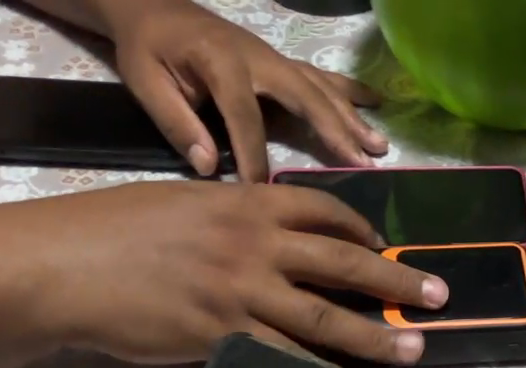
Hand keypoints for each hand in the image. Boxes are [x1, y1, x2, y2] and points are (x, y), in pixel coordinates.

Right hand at [0, 180, 444, 363]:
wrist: (55, 264)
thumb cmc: (112, 233)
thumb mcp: (181, 207)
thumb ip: (233, 223)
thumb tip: (271, 249)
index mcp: (242, 202)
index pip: (321, 209)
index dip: (361, 230)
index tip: (386, 248)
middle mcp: (251, 242)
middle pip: (341, 263)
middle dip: (395, 282)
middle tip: (439, 296)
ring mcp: (239, 291)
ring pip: (324, 317)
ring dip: (376, 336)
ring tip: (415, 350)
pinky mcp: (222, 336)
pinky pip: (288, 359)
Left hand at [104, 0, 387, 178]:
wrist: (152, 6)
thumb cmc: (148, 48)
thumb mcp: (145, 80)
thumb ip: (176, 122)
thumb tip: (209, 167)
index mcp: (221, 60)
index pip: (245, 115)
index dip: (254, 154)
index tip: (264, 192)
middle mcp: (258, 56)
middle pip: (304, 96)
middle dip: (335, 132)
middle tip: (363, 163)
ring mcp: (275, 58)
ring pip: (321, 88)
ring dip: (353, 118)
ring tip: (379, 146)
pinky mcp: (282, 62)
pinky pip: (322, 77)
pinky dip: (351, 92)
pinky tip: (378, 105)